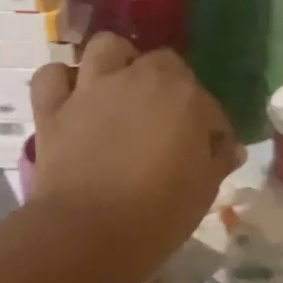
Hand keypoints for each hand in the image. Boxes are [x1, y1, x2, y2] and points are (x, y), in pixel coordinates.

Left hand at [28, 33, 240, 268]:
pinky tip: (72, 99)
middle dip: (169, 83)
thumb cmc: (158, 214)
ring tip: (121, 89)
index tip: (210, 150)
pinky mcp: (54, 108)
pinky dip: (62, 82)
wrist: (88, 235)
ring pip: (106, 47)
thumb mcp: (204, 190)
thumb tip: (230, 149)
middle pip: (162, 62)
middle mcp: (139, 78)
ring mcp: (93, 89)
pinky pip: (52, 76)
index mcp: (184, 96)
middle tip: (167, 118)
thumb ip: (217, 160)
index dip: (211, 126)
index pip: (208, 103)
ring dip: (116, 62)